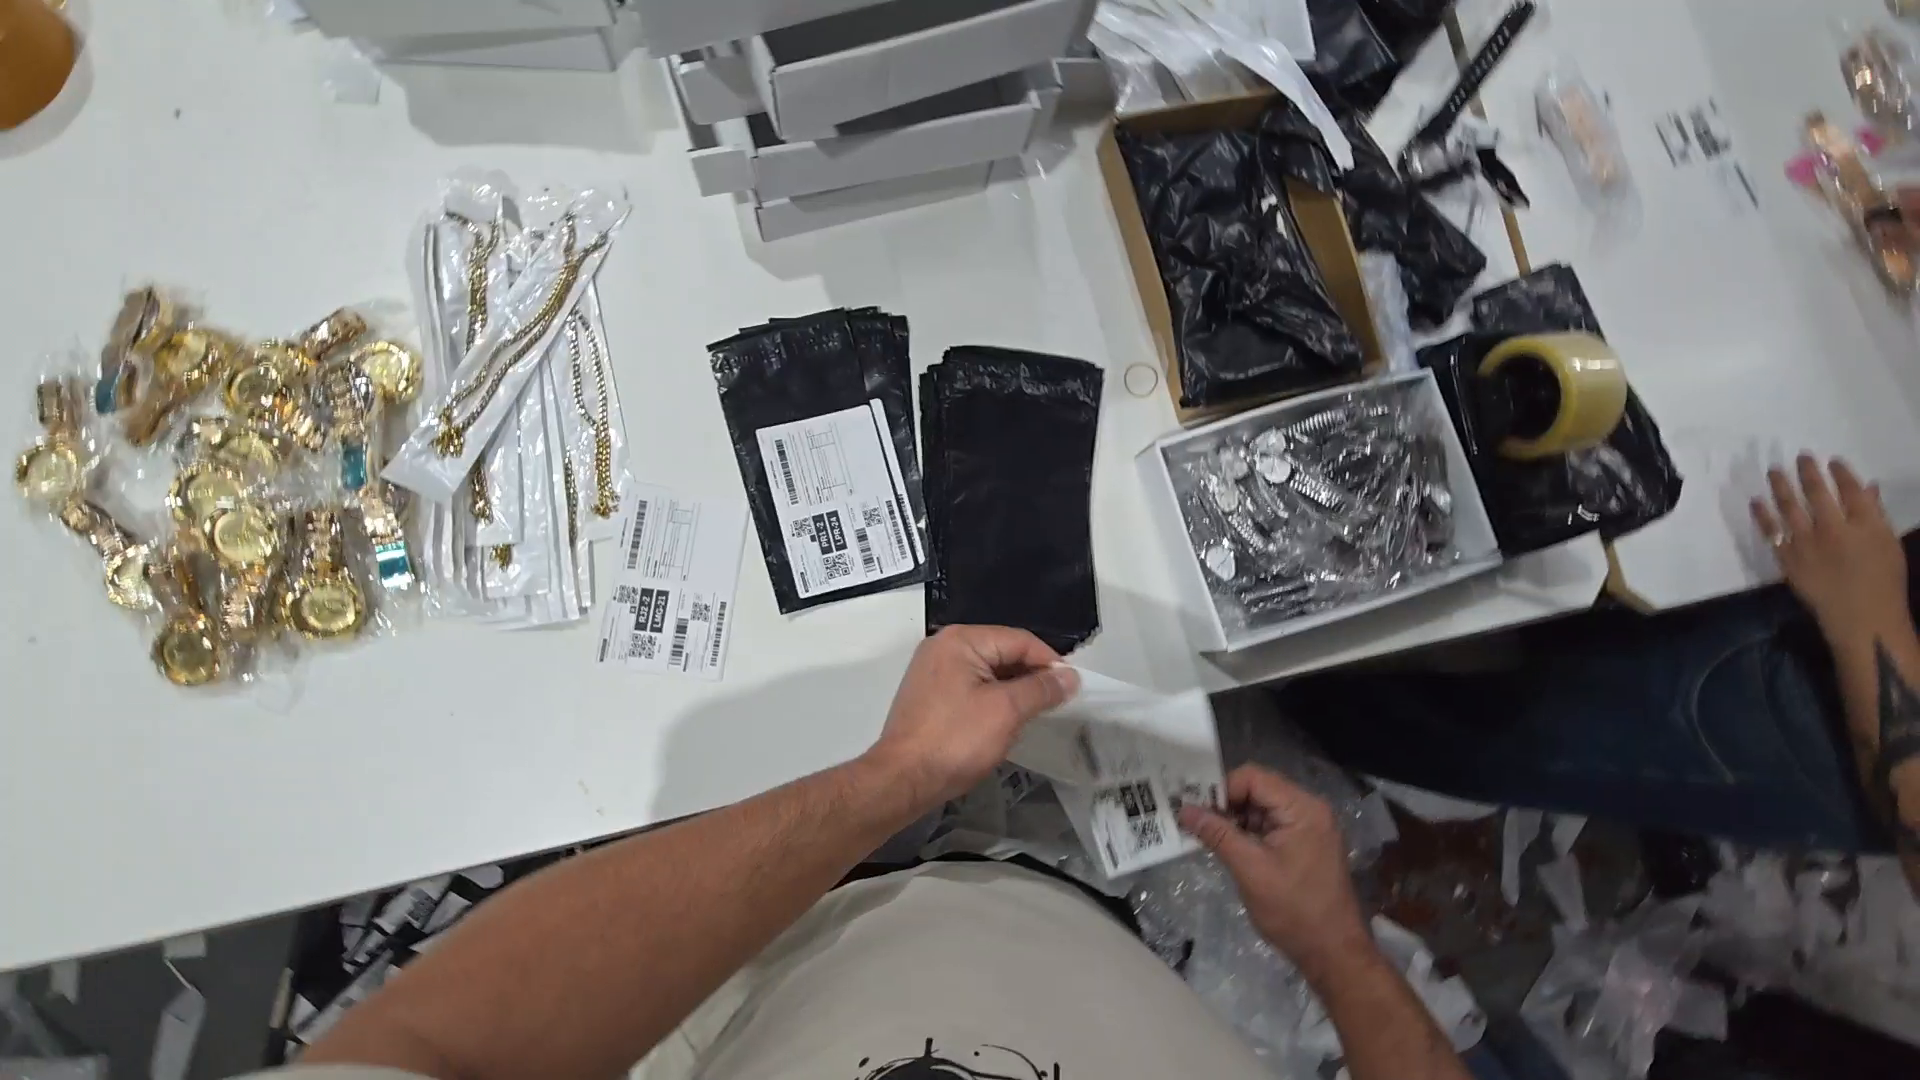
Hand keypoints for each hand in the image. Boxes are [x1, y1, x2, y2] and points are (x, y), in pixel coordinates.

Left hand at [865, 626, 1079, 809]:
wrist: (902, 779)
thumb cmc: (956, 740)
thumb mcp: (1006, 711)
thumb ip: (1040, 689)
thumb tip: (1070, 676)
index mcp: (961, 640)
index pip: (1019, 640)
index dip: (1050, 662)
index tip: (1073, 688)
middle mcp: (944, 646)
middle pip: (1002, 652)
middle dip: (1031, 676)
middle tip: (1058, 703)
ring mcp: (932, 670)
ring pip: (987, 671)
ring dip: (1013, 690)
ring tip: (1036, 713)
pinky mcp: (929, 694)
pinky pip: (971, 686)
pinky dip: (992, 699)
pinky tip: (1006, 720)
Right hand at [1177, 765, 1374, 984]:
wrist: (1335, 956)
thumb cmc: (1294, 911)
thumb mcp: (1250, 869)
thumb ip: (1217, 833)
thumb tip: (1183, 809)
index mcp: (1302, 808)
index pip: (1252, 777)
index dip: (1222, 789)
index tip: (1198, 811)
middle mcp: (1309, 809)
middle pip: (1257, 789)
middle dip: (1226, 804)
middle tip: (1198, 823)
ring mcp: (1309, 827)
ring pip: (1261, 807)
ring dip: (1235, 820)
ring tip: (1210, 838)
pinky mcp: (1305, 845)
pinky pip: (1270, 825)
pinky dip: (1248, 833)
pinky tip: (1230, 849)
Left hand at [1751, 454, 1912, 650]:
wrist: (1859, 612)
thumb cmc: (1882, 578)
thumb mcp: (1887, 543)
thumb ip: (1874, 514)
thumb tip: (1867, 487)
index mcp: (1868, 526)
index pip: (1852, 492)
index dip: (1840, 473)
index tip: (1831, 460)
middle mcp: (1835, 530)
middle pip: (1818, 494)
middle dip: (1808, 472)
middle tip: (1799, 456)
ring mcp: (1807, 542)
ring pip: (1790, 507)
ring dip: (1780, 486)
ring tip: (1774, 471)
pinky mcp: (1786, 555)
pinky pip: (1770, 530)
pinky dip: (1762, 514)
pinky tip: (1755, 501)